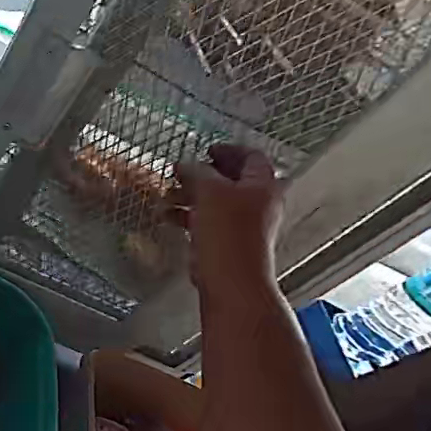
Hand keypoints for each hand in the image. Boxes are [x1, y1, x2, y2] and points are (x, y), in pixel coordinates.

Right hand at [175, 144, 282, 294]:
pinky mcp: (227, 243)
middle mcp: (257, 204)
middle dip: (202, 174)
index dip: (227, 149)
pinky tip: (168, 217)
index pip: (250, 156)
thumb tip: (185, 164)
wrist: (230, 281)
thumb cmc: (228, 233)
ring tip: (168, 194)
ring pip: (215, 202)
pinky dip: (188, 216)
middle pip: (230, 180)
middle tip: (182, 172)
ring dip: (190, 195)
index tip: (206, 149)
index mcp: (262, 186)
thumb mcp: (209, 191)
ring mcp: (243, 225)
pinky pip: (207, 222)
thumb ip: (196, 171)